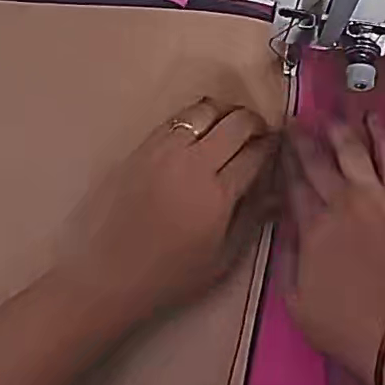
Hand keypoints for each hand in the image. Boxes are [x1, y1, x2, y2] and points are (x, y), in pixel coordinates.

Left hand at [68, 99, 277, 312]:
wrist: (106, 275)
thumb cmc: (169, 275)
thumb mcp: (221, 259)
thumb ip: (252, 219)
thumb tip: (277, 190)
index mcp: (217, 195)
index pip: (256, 153)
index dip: (272, 146)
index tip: (276, 147)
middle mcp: (194, 164)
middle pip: (237, 122)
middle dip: (255, 123)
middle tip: (259, 134)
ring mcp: (165, 150)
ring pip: (207, 109)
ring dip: (226, 113)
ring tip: (230, 127)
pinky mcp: (143, 146)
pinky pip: (178, 117)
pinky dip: (196, 117)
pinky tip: (199, 132)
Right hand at [283, 116, 384, 383]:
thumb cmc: (343, 322)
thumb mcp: (295, 300)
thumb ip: (286, 256)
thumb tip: (283, 223)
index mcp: (312, 226)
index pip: (293, 183)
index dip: (283, 161)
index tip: (276, 144)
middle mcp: (340, 202)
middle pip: (317, 161)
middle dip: (303, 139)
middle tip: (294, 120)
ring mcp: (373, 197)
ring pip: (351, 151)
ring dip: (338, 129)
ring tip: (327, 114)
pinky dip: (382, 137)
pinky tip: (373, 120)